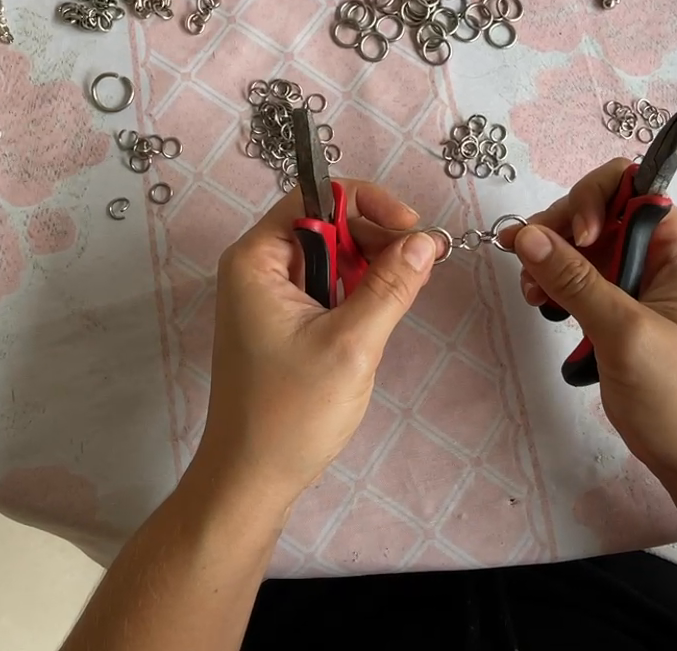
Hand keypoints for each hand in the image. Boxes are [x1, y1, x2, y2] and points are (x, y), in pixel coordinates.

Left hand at [195, 182, 441, 507]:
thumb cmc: (292, 412)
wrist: (251, 479)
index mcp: (257, 259)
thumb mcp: (352, 344)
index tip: (412, 229)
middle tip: (420, 265)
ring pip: (330, 255)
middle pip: (326, 223)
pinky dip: (356, 289)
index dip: (368, 203)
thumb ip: (390, 286)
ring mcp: (268, 294)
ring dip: (369, 265)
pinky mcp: (281, 319)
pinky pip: (325, 284)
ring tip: (404, 291)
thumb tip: (426, 241)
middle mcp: (258, 266)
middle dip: (374, 237)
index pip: (317, 197)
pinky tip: (378, 311)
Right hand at [505, 160, 676, 503]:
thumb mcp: (626, 334)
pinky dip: (555, 287)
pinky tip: (543, 308)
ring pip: (580, 247)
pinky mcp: (618, 314)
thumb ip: (575, 280)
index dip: (593, 199)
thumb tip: (524, 233)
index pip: (629, 187)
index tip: (574, 238)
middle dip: (558, 232)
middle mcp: (656, 258)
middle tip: (529, 270)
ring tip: (532, 297)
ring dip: (549, 261)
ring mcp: (637, 286)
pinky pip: (579, 281)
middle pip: (595, 212)